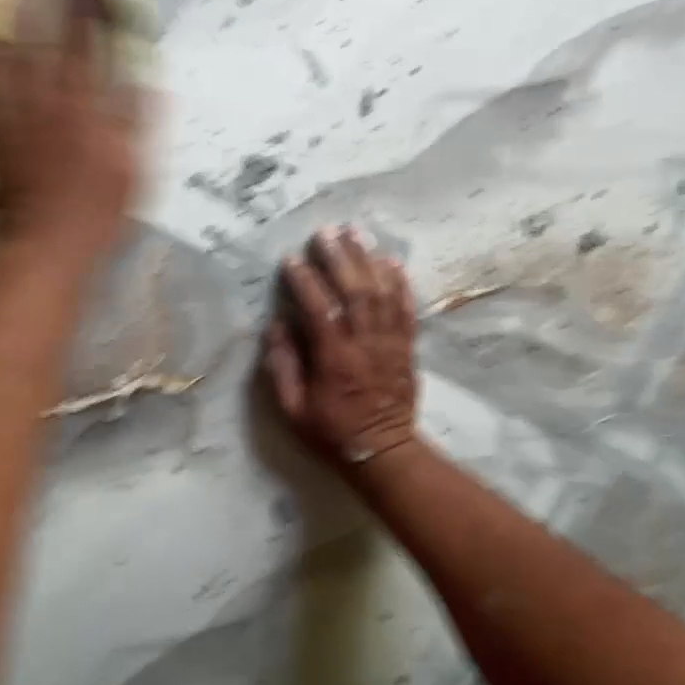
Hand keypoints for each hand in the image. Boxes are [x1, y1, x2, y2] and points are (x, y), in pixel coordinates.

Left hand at [0, 0, 142, 267]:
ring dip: (7, 24)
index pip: (87, 49)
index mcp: (85, 110)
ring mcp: (15, 118)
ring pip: (8, 60)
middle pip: (44, 44)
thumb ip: (138, 123)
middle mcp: (46, 105)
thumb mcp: (133, 170)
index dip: (87, 11)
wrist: (41, 248)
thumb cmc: (96, 214)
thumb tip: (147, 81)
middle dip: (46, 2)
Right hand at [264, 226, 420, 468]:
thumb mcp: (294, 410)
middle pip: (354, 291)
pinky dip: (401, 283)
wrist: (384, 453)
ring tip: (356, 232)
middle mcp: (364, 344)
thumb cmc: (333, 432)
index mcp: (334, 360)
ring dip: (368, 259)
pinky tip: (392, 260)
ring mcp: (390, 343)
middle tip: (325, 231)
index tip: (291, 258)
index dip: (305, 281)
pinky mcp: (407, 347)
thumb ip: (283, 366)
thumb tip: (277, 325)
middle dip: (340, 257)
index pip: (319, 309)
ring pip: (382, 293)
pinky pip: (407, 309)